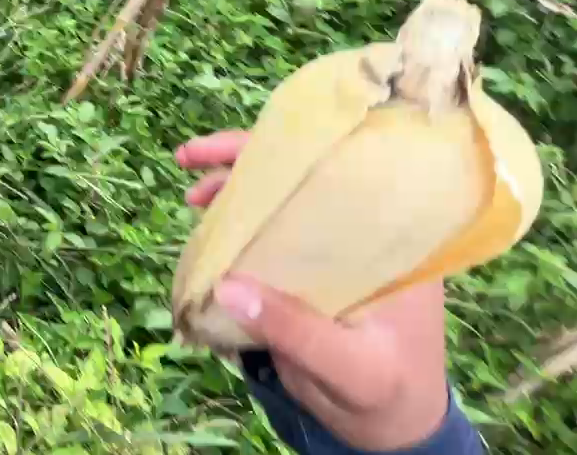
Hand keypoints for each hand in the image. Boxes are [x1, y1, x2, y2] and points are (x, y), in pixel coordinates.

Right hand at [176, 132, 454, 451]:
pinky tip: (205, 229)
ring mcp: (328, 247)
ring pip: (273, 197)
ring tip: (191, 198)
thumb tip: (226, 285)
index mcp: (389, 244)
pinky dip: (229, 221)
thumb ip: (293, 329)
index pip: (336, 171)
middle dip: (238, 158)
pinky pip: (261, 227)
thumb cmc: (385, 395)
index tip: (228, 150)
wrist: (388, 429)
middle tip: (187, 159)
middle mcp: (358, 233)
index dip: (281, 151)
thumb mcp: (346, 369)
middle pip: (297, 173)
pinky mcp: (301, 264)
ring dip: (228, 188)